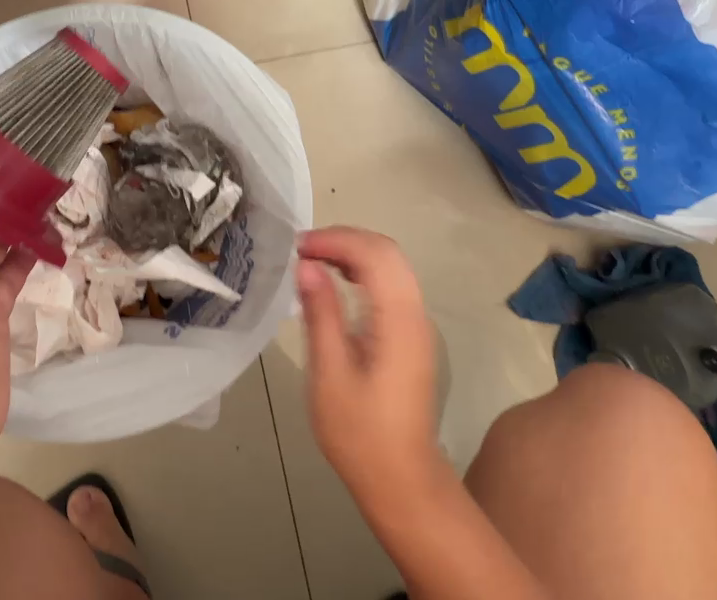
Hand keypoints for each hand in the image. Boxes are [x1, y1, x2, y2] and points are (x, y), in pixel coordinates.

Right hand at [296, 227, 446, 508]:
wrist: (401, 477)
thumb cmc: (360, 432)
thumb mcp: (330, 374)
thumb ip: (321, 315)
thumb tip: (306, 266)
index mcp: (399, 320)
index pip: (374, 255)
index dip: (336, 240)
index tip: (297, 247)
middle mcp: (416, 313)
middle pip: (388, 252)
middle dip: (345, 239)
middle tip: (302, 249)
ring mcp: (418, 323)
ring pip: (393, 265)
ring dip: (355, 252)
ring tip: (313, 260)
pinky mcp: (412, 334)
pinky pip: (393, 284)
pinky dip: (365, 271)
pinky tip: (338, 282)